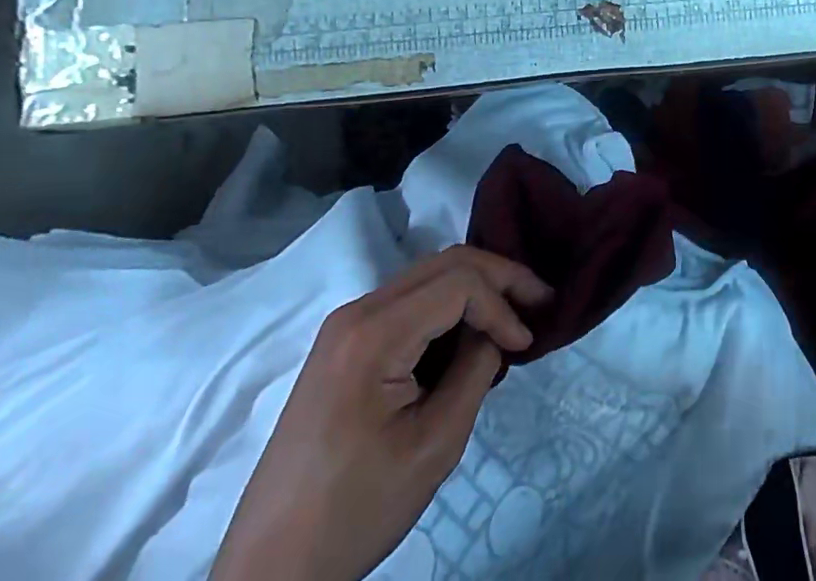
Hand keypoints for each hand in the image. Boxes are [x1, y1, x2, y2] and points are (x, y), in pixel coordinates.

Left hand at [211, 247, 551, 580]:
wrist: (273, 563)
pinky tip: (474, 337)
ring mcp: (346, 328)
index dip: (504, 304)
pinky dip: (451, 311)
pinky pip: (411, 305)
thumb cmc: (358, 506)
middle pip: (445, 264)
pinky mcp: (346, 346)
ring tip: (515, 319)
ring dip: (478, 292)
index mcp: (372, 334)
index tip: (527, 346)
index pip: (459, 283)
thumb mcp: (436, 441)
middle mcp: (355, 313)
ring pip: (429, 279)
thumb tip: (496, 333)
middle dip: (501, 278)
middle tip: (542, 303)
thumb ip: (475, 369)